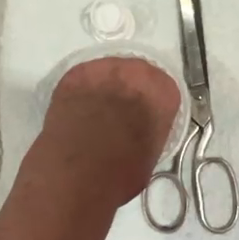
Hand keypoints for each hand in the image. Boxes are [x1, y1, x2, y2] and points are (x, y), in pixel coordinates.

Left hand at [35, 57, 179, 206]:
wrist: (84, 168)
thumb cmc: (124, 170)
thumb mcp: (151, 153)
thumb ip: (149, 131)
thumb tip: (138, 133)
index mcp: (164, 92)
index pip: (162, 90)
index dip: (149, 106)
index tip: (140, 119)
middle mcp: (137, 72)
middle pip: (134, 75)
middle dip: (125, 91)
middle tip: (116, 113)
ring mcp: (104, 69)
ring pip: (107, 74)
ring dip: (102, 88)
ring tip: (92, 111)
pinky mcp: (75, 75)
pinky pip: (82, 79)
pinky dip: (79, 92)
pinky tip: (75, 109)